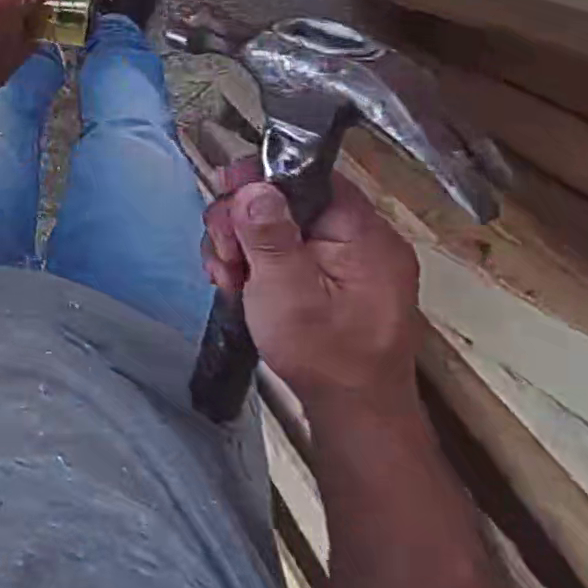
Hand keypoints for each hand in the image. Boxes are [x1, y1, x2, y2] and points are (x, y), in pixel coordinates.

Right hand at [202, 160, 422, 413]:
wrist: (349, 409)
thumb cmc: (322, 351)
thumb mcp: (287, 291)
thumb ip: (270, 236)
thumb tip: (255, 185)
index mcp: (362, 236)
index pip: (310, 177)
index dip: (262, 177)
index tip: (224, 193)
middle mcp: (355, 239)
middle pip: (280, 198)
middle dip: (238, 220)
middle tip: (225, 254)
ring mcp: (337, 257)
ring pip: (268, 222)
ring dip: (235, 244)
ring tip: (228, 277)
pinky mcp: (320, 274)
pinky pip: (273, 247)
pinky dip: (247, 261)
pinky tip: (236, 283)